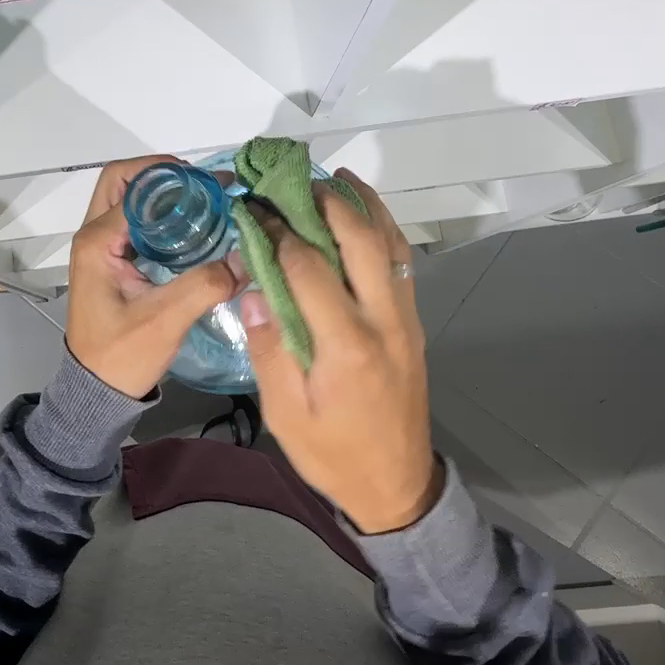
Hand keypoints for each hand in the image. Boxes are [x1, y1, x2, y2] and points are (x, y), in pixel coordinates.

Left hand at [67, 156, 241, 398]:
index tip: (215, 185)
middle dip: (165, 177)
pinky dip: (164, 219)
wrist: (97, 392)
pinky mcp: (113, 262)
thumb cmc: (121, 356)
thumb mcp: (165, 320)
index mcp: (97, 241)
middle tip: (206, 188)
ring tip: (208, 203)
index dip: (174, 178)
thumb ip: (205, 285)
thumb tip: (246, 258)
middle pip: (125, 183)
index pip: (133, 186)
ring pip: (130, 202)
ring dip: (164, 196)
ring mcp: (101, 249)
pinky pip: (137, 225)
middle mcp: (93, 236)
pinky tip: (198, 231)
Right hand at [239, 170, 441, 534]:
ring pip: (390, 245)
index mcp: (345, 345)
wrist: (397, 486)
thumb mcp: (285, 412)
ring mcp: (405, 319)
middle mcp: (383, 321)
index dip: (277, 231)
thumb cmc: (332, 453)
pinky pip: (399, 264)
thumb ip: (269, 347)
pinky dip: (383, 231)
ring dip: (364, 206)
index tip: (252, 210)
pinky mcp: (412, 323)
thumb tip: (254, 290)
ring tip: (337, 179)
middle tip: (294, 181)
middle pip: (360, 240)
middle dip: (326, 203)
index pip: (308, 266)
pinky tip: (364, 216)